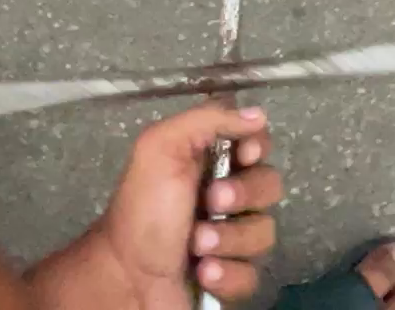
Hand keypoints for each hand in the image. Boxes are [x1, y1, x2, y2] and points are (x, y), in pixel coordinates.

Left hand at [30, 105, 280, 309]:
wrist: (126, 280)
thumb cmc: (142, 209)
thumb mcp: (161, 147)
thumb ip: (208, 119)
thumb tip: (258, 114)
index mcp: (210, 157)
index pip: (256, 140)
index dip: (257, 146)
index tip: (244, 155)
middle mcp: (227, 192)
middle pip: (268, 184)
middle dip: (242, 195)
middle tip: (211, 202)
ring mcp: (232, 236)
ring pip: (264, 232)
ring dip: (229, 238)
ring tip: (196, 245)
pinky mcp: (232, 276)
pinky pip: (252, 274)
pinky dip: (228, 275)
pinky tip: (204, 272)